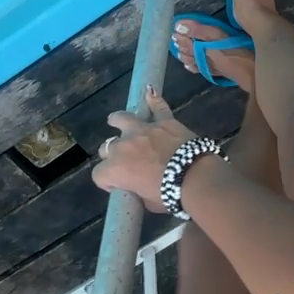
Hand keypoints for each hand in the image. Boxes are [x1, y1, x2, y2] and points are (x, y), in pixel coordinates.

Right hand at [92, 84, 199, 212]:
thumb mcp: (147, 202)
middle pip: (108, 147)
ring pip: (123, 119)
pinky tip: (150, 91)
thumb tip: (140, 187)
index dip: (107, 181)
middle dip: (113, 155)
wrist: (194, 177)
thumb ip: (137, 192)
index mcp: (115, 169)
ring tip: (115, 120)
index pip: (99, 175)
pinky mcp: (164, 121)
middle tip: (126, 161)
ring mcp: (143, 130)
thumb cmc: (169, 195)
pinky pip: (157, 107)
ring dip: (118, 120)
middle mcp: (123, 146)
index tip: (116, 185)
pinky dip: (154, 100)